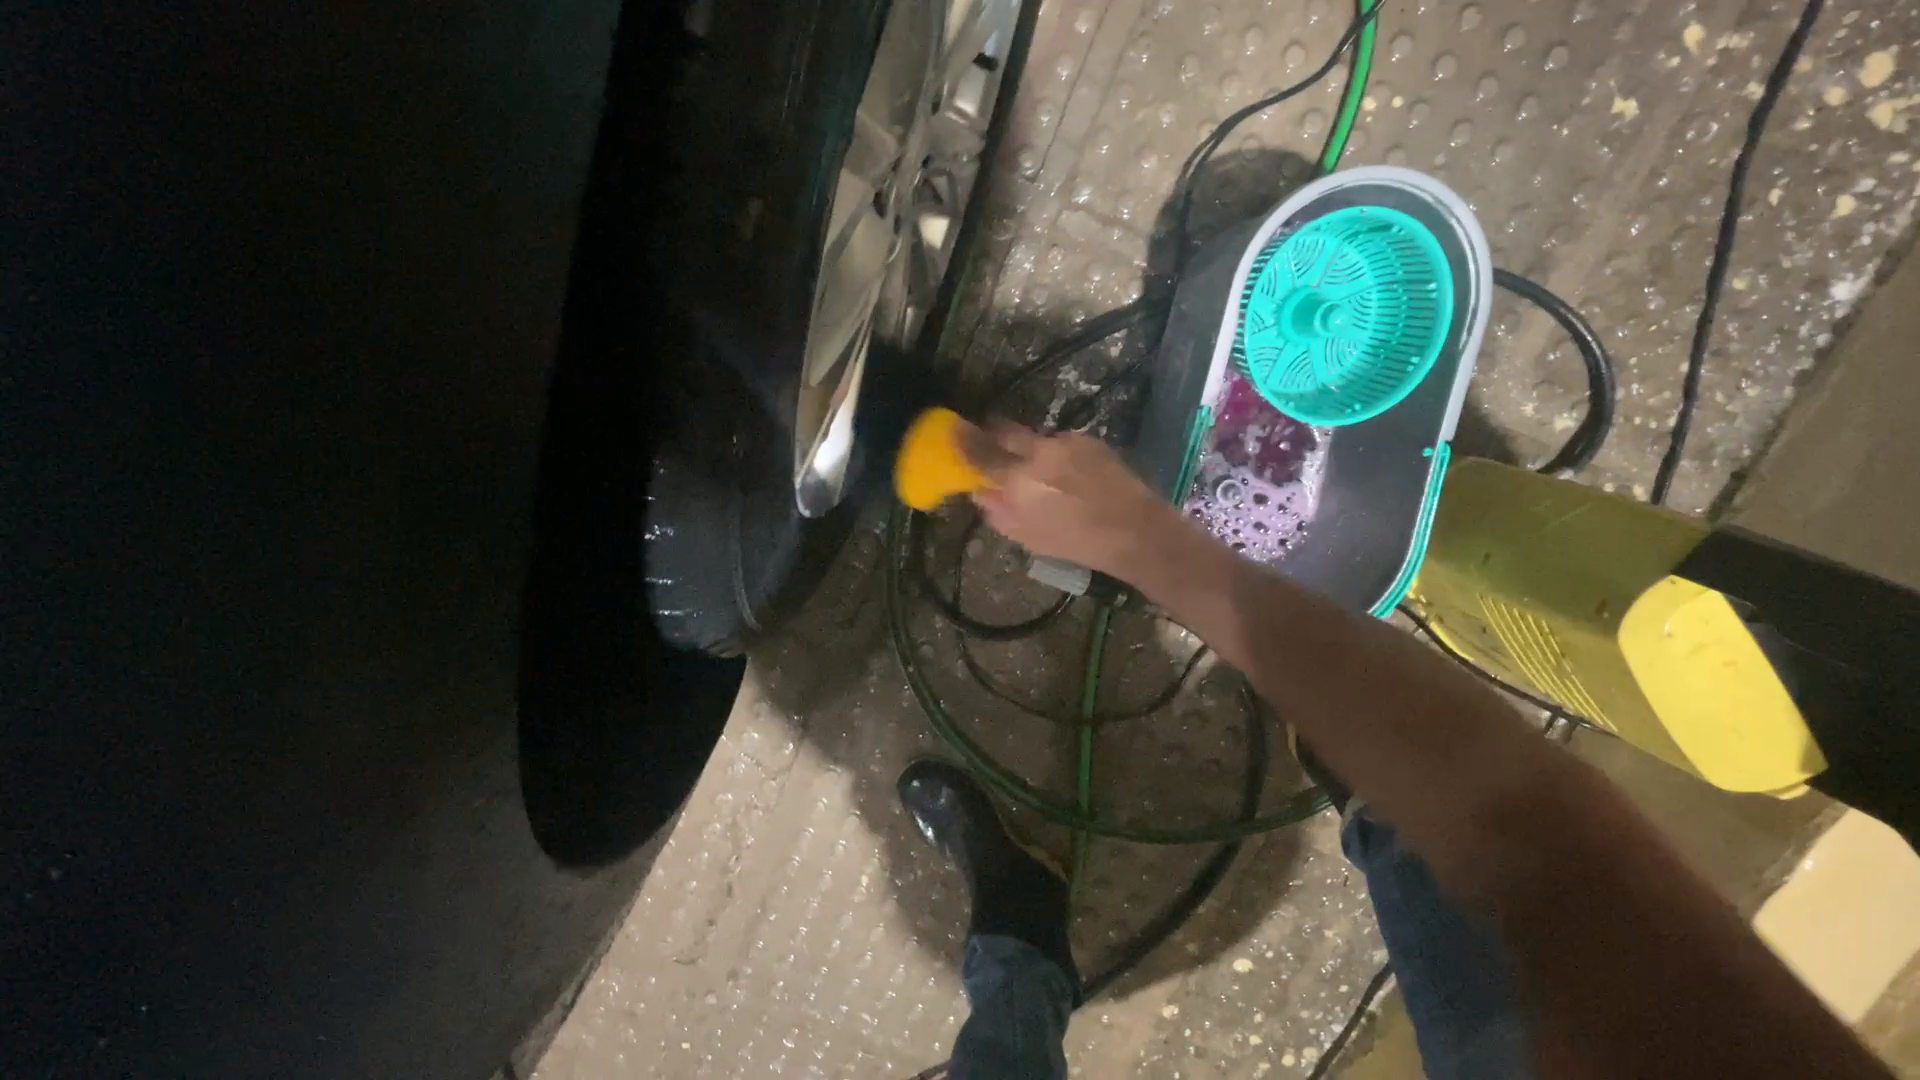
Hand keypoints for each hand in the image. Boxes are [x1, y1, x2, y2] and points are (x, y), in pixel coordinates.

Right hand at [955, 419, 1171, 577]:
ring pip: (1034, 435)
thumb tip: (981, 491)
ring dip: (1027, 447)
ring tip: (1037, 470)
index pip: (979, 451)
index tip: (952, 433)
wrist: (1136, 531)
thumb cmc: (1078, 543)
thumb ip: (999, 511)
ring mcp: (1067, 442)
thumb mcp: (1029, 537)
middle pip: (1004, 429)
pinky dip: (1055, 453)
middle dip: (991, 434)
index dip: (962, 440)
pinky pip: (1060, 441)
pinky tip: (1066, 474)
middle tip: (989, 447)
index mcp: (1020, 480)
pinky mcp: (1089, 440)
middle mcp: (1040, 452)